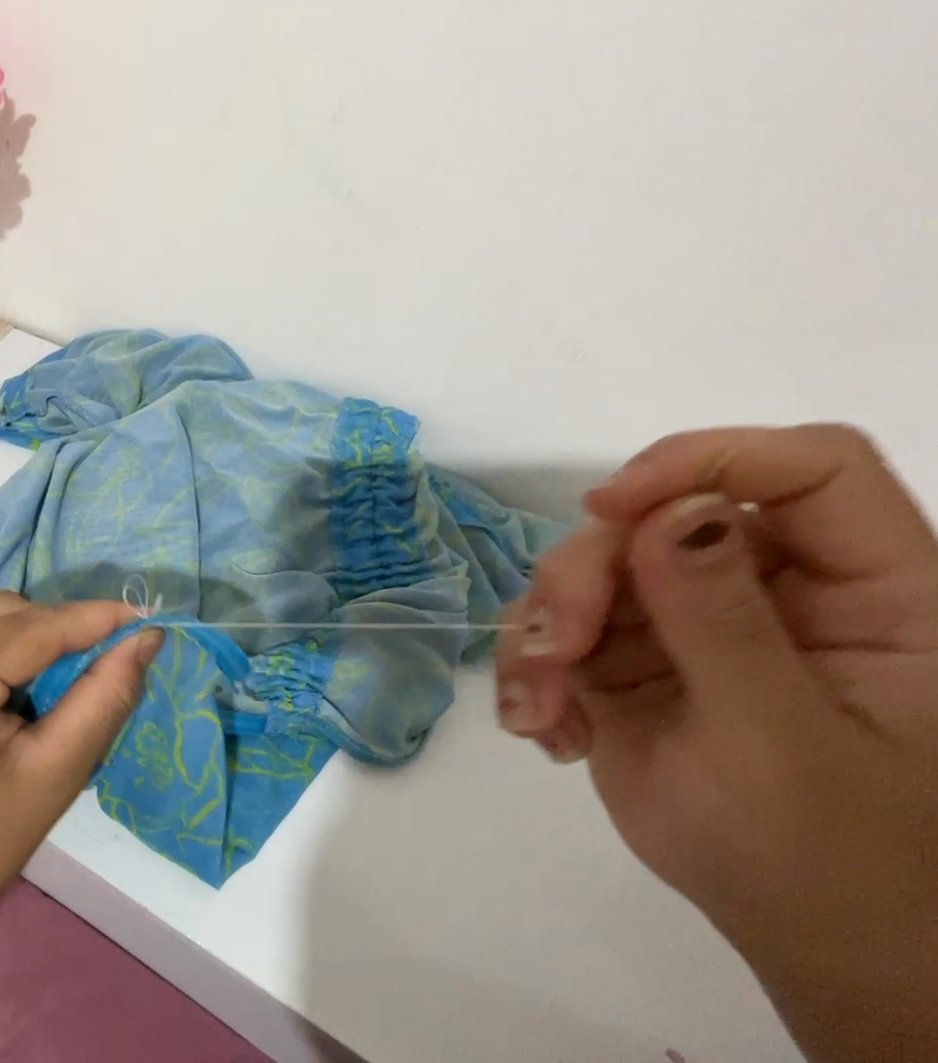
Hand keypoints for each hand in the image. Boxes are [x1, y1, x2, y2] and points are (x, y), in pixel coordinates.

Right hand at [495, 425, 937, 1059]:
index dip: (707, 460)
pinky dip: (528, 673)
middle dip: (585, 578)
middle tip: (554, 651)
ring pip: (587, 570)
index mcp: (869, 594)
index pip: (805, 470)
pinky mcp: (625, 660)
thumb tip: (675, 512)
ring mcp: (690, 623)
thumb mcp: (781, 740)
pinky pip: (551, 628)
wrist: (798, 936)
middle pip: (657, 519)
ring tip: (538, 713)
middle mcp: (774, 590)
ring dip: (541, 633)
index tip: (610, 507)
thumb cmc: (830, 855)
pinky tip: (541, 729)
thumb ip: (728, 623)